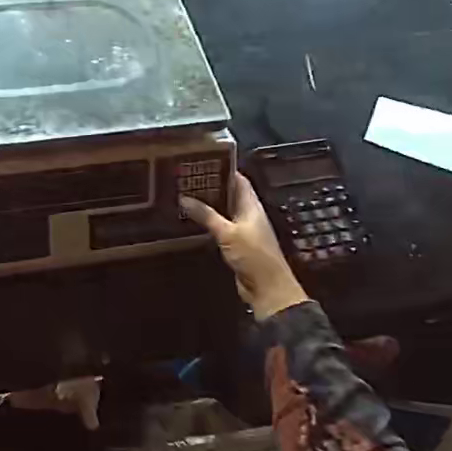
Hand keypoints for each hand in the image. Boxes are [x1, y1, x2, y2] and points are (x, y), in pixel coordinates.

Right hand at [181, 172, 309, 320]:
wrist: (267, 288)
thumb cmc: (253, 256)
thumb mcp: (228, 233)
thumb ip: (206, 215)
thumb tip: (184, 198)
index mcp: (251, 206)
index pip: (239, 180)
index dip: (224, 169)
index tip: (203, 162)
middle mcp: (248, 215)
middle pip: (229, 194)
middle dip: (211, 186)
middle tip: (186, 178)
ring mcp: (242, 230)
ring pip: (223, 211)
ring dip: (207, 205)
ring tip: (184, 195)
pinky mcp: (235, 245)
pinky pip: (219, 228)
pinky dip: (207, 222)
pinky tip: (191, 221)